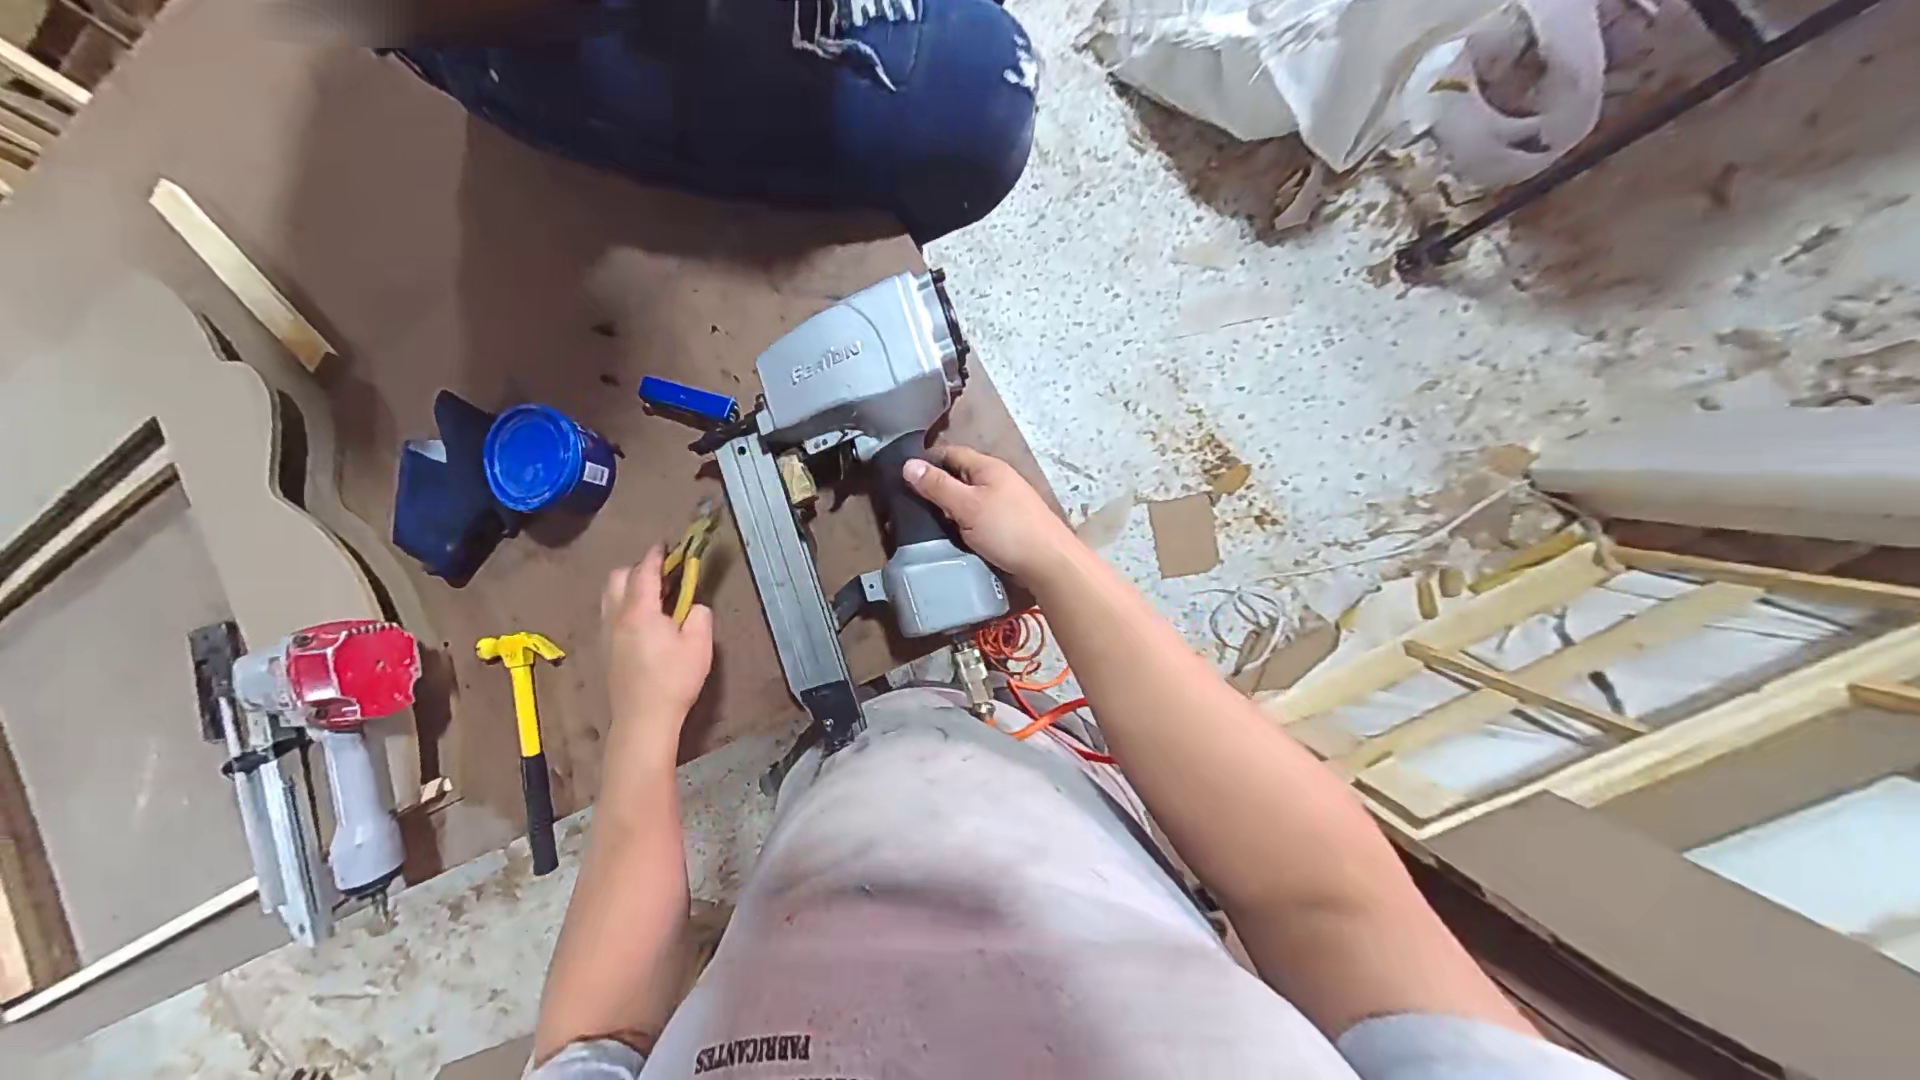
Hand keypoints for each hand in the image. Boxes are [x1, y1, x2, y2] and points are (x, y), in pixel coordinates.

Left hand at [601, 545, 712, 749]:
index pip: (644, 572)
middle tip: (664, 573)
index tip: (666, 545)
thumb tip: (693, 606)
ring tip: (654, 595)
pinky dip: (624, 603)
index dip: (656, 555)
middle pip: (618, 578)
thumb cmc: (674, 679)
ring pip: (610, 595)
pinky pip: (610, 613)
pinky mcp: (605, 649)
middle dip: (638, 568)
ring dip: (629, 586)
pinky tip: (644, 619)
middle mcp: (616, 617)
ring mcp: (606, 633)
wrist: (643, 719)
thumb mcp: (700, 644)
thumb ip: (699, 614)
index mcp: (640, 611)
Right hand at [902, 445, 1080, 582]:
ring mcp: (1005, 503)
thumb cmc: (1007, 530)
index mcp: (988, 467)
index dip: (927, 462)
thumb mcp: (966, 506)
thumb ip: (937, 486)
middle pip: (958, 477)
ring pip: (967, 500)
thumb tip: (908, 465)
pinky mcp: (1007, 525)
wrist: (1049, 563)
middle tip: (910, 506)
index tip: (903, 478)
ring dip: (949, 510)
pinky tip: (953, 537)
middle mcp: (998, 480)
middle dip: (936, 489)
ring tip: (927, 524)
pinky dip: (963, 524)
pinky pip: (977, 518)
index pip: (950, 453)